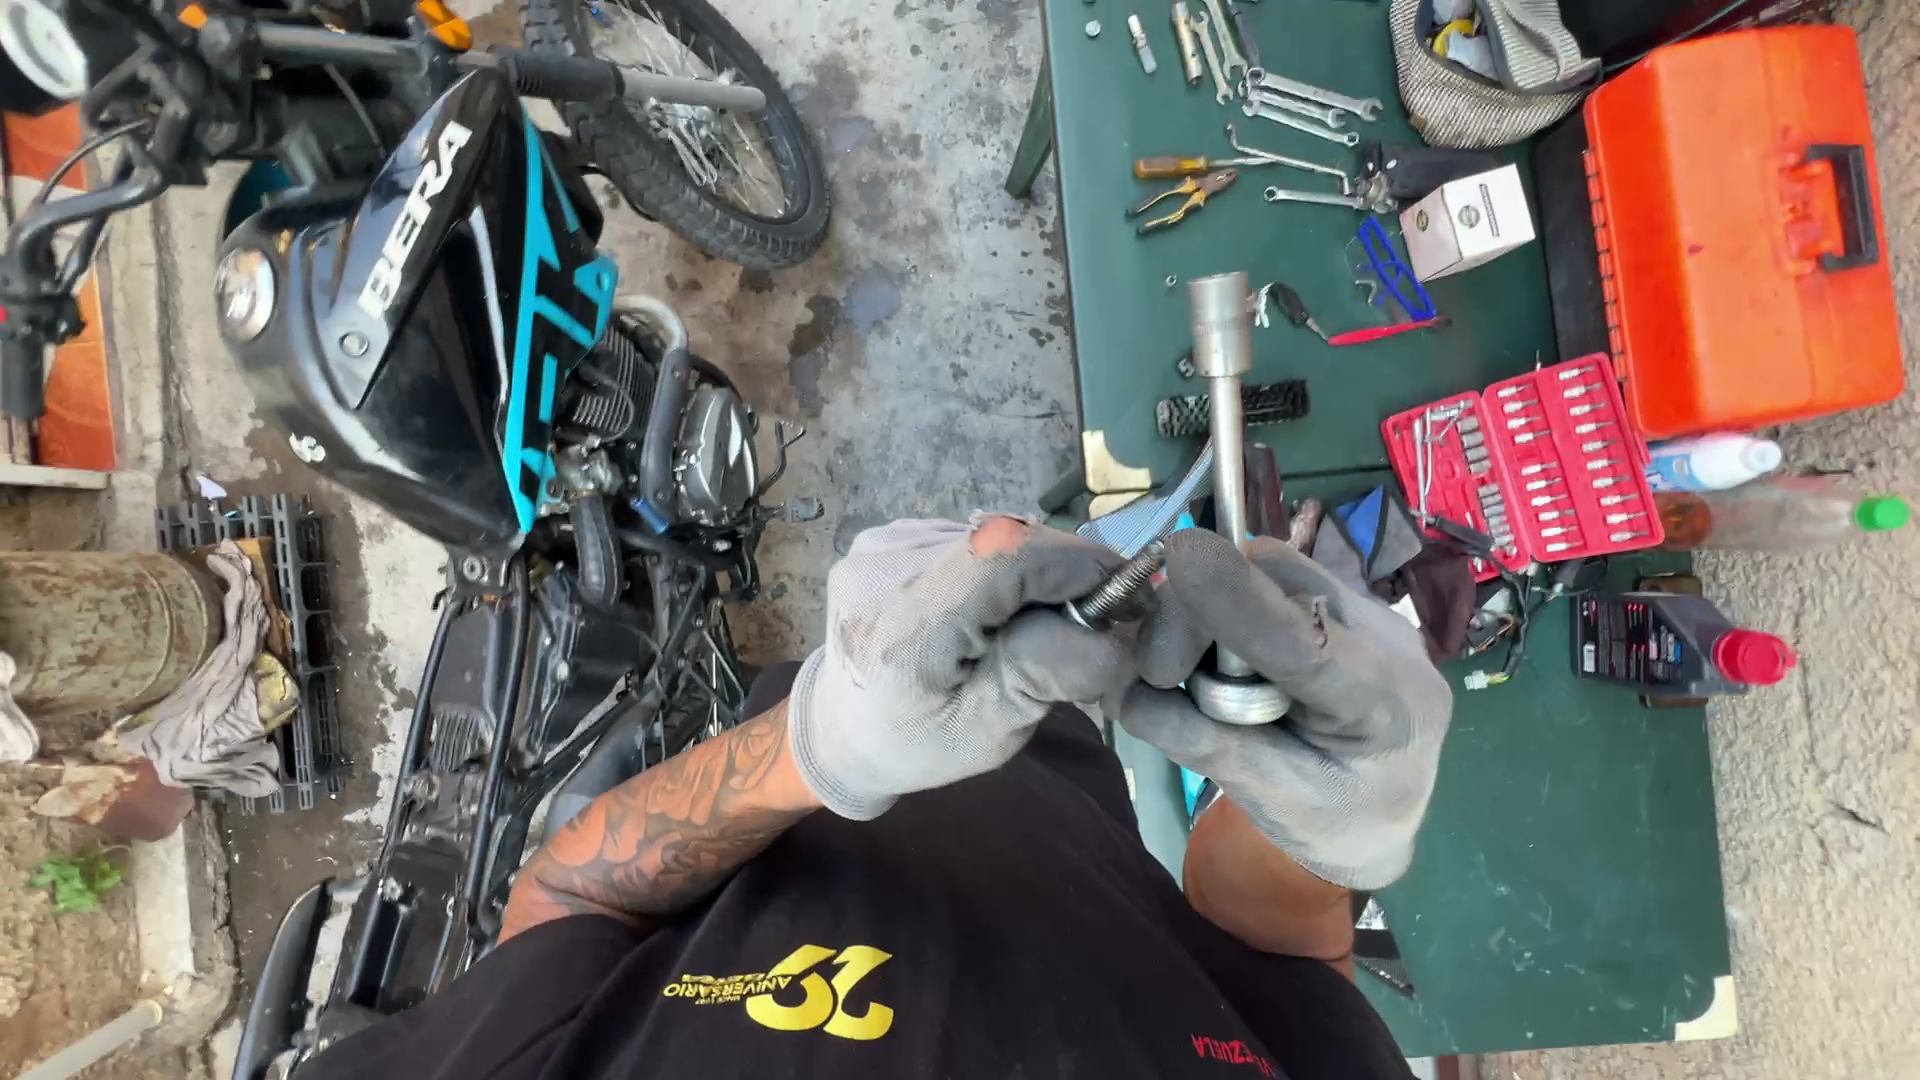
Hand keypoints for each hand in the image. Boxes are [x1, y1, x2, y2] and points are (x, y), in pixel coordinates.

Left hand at [789, 516, 1132, 819]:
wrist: (840, 726)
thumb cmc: (915, 744)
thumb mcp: (986, 733)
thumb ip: (1043, 677)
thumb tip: (1112, 631)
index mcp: (904, 629)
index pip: (1003, 556)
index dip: (1076, 564)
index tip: (1122, 597)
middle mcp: (884, 568)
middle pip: (1004, 540)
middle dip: (1061, 575)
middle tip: (1084, 623)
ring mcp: (880, 544)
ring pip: (991, 535)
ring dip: (1029, 572)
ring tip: (1024, 626)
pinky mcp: (886, 536)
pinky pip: (968, 538)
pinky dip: (996, 568)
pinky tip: (985, 609)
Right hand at [1110, 529, 1451, 889]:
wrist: (1385, 808)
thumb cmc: (1331, 818)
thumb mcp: (1265, 799)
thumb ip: (1198, 742)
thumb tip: (1123, 692)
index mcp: (1387, 708)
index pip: (1308, 644)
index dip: (1243, 599)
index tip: (1181, 558)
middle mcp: (1387, 637)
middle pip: (1274, 578)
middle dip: (1196, 614)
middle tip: (1161, 674)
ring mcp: (1367, 606)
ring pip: (1265, 565)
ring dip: (1207, 609)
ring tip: (1197, 670)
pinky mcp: (1339, 593)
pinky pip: (1266, 574)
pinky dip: (1225, 602)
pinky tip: (1222, 649)